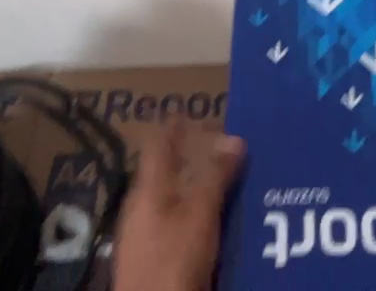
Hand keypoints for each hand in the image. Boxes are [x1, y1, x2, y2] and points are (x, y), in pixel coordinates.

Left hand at [112, 121, 245, 290]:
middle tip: (226, 149)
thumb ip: (215, 176)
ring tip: (229, 184)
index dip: (175, 124)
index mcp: (147, 188)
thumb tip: (235, 138)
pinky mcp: (151, 258)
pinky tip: (215, 223)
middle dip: (194, 157)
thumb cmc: (172, 262)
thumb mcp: (200, 215)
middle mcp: (140, 206)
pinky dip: (195, 212)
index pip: (158, 142)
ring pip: (171, 197)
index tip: (197, 112)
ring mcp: (142, 234)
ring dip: (197, 186)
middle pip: (165, 169)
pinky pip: (174, 222)